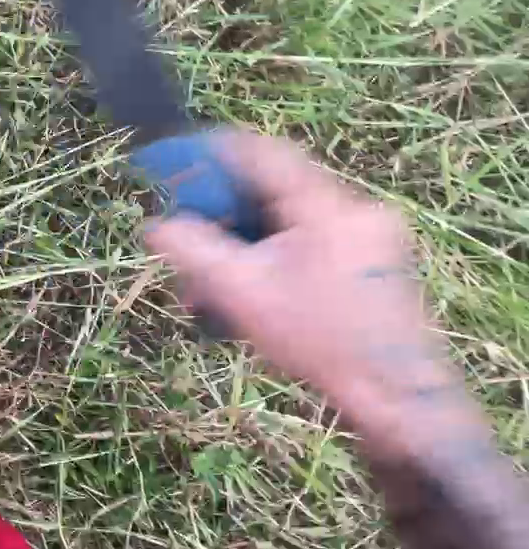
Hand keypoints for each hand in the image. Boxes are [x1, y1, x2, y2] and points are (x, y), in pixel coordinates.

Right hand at [144, 132, 475, 458]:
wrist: (394, 396)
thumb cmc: (315, 338)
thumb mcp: (235, 288)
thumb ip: (186, 245)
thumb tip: (155, 225)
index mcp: (328, 210)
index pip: (261, 154)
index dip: (208, 151)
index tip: (167, 160)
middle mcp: (354, 212)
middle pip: (265, 189)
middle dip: (214, 211)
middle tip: (178, 232)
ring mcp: (365, 236)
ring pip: (278, 219)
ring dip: (232, 240)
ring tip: (203, 278)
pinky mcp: (366, 259)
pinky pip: (297, 239)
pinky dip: (260, 253)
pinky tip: (236, 286)